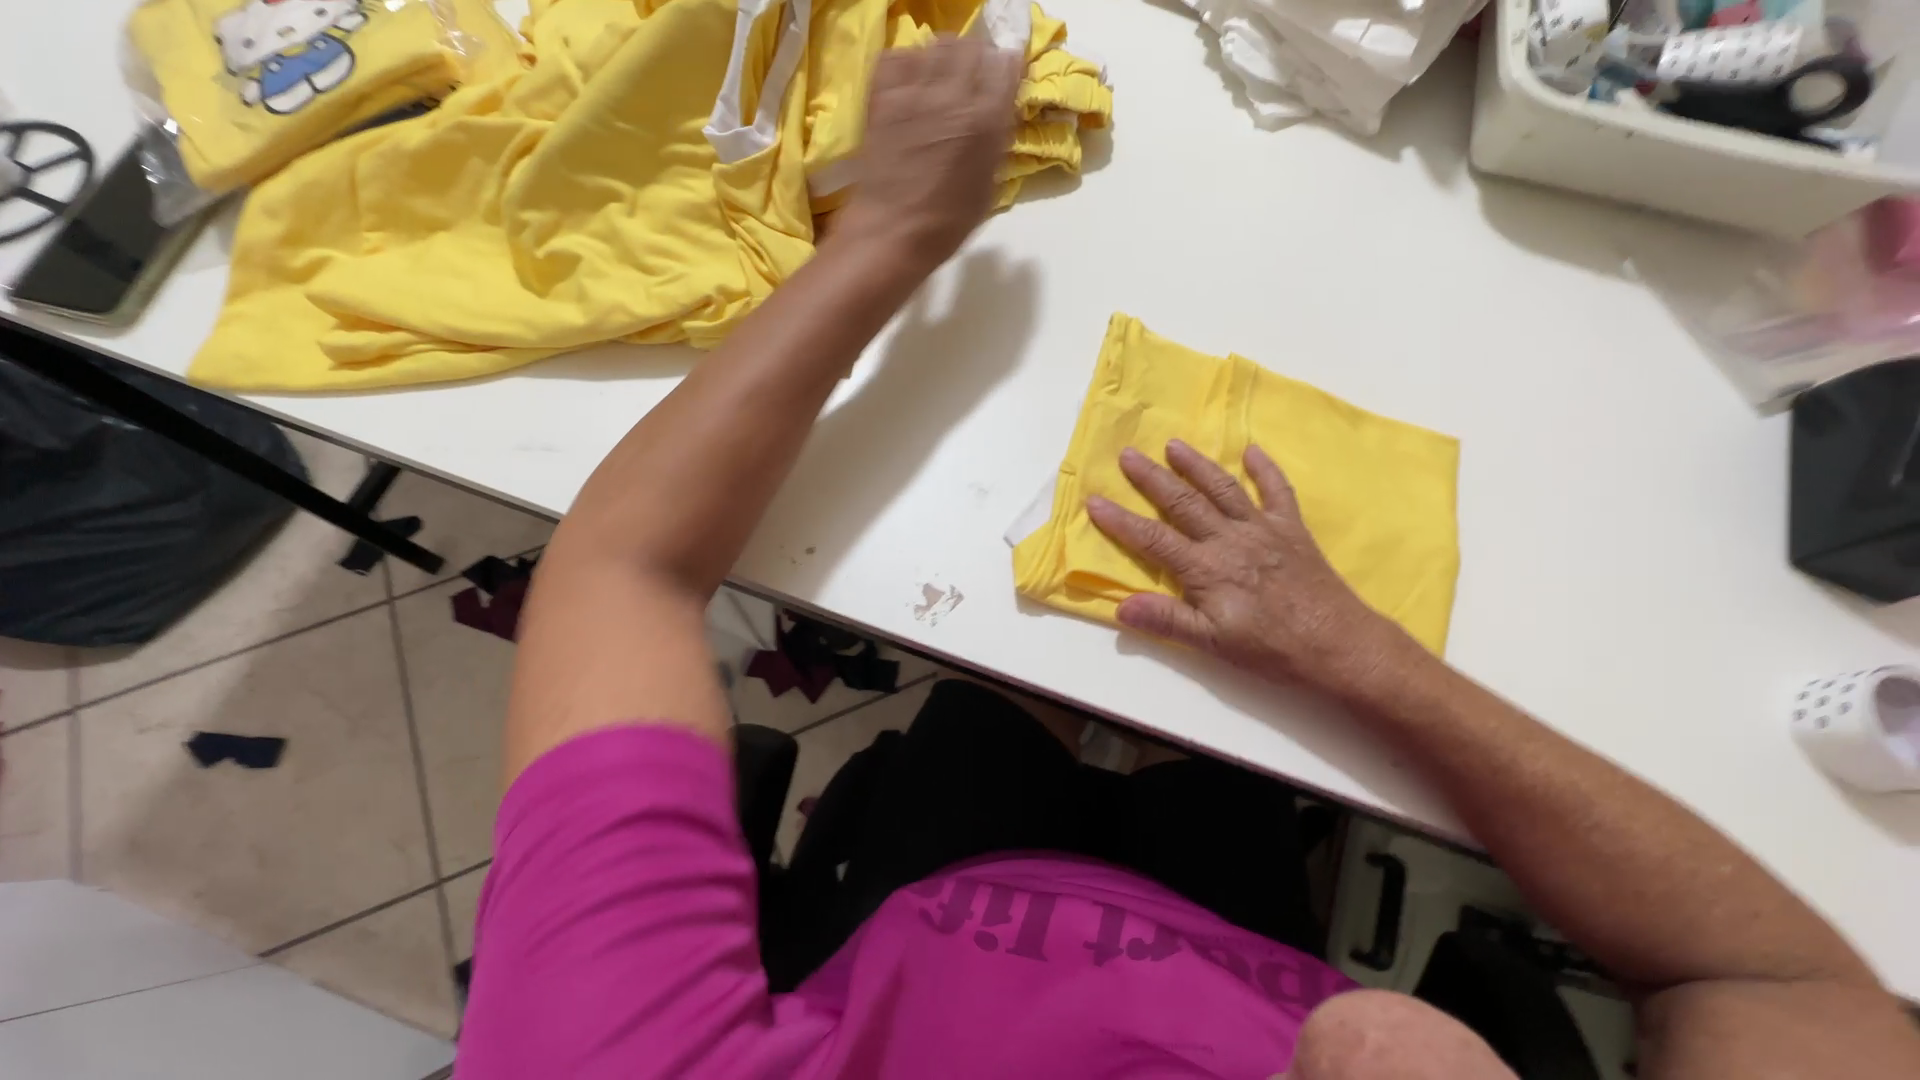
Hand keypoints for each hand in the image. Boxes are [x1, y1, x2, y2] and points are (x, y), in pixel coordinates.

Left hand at [837, 36, 1021, 270]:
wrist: (892, 232)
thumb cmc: (946, 223)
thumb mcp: (989, 185)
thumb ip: (996, 141)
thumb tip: (998, 115)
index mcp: (987, 121)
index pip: (1006, 65)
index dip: (1005, 68)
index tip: (1001, 78)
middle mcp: (955, 96)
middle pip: (971, 46)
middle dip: (975, 58)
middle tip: (969, 78)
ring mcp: (915, 93)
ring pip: (937, 44)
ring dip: (943, 57)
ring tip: (939, 79)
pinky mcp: (883, 97)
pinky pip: (897, 56)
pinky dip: (907, 62)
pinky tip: (909, 83)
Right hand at [1086, 441, 1414, 693]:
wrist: (1338, 644)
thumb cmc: (1271, 649)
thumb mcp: (1214, 644)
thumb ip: (1168, 621)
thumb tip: (1122, 607)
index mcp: (1207, 569)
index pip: (1153, 539)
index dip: (1121, 521)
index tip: (1095, 501)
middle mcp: (1231, 540)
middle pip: (1184, 502)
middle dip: (1152, 478)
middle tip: (1128, 454)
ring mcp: (1263, 530)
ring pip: (1223, 489)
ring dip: (1197, 465)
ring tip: (1174, 444)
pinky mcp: (1292, 529)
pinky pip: (1277, 492)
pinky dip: (1265, 470)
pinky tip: (1252, 452)